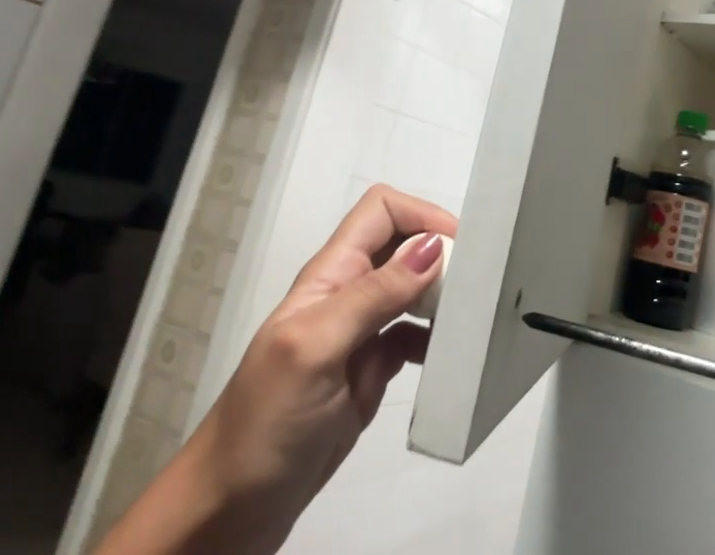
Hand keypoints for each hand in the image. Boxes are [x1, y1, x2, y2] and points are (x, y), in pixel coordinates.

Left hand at [96, 184, 455, 554]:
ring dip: (444, 296)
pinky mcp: (370, 373)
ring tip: (475, 319)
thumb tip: (432, 247)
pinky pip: (413, 340)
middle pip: (403, 247)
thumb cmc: (268, 418)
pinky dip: (437, 341)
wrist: (234, 501)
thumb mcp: (317, 347)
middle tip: (480, 285)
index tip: (463, 246)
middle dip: (443, 253)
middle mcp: (347, 294)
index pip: (380, 212)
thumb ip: (373, 295)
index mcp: (330, 275)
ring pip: (413, 292)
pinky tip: (452, 359)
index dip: (422, 215)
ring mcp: (360, 335)